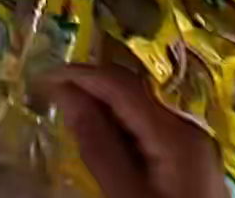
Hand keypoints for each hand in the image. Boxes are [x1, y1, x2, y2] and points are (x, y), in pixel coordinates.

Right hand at [37, 65, 228, 197]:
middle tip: (51, 87)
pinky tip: (100, 132)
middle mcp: (188, 126)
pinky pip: (147, 127)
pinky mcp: (189, 162)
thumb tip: (66, 93)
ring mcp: (191, 144)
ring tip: (68, 104)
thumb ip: (98, 145)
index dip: (80, 73)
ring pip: (139, 106)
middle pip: (132, 89)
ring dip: (103, 103)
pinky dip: (120, 124)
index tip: (43, 74)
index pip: (121, 84)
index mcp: (175, 131)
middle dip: (91, 83)